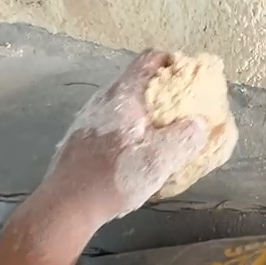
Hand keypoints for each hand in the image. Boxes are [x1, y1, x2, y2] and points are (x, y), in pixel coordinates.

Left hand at [34, 51, 210, 229]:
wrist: (66, 205)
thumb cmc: (113, 177)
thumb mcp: (158, 161)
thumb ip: (183, 138)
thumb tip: (199, 124)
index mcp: (123, 95)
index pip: (149, 59)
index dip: (172, 62)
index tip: (188, 78)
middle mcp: (103, 99)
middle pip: (137, 80)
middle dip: (162, 90)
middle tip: (182, 108)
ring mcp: (88, 118)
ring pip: (124, 102)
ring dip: (146, 111)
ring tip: (164, 131)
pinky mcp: (80, 137)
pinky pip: (113, 121)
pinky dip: (130, 127)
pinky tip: (136, 150)